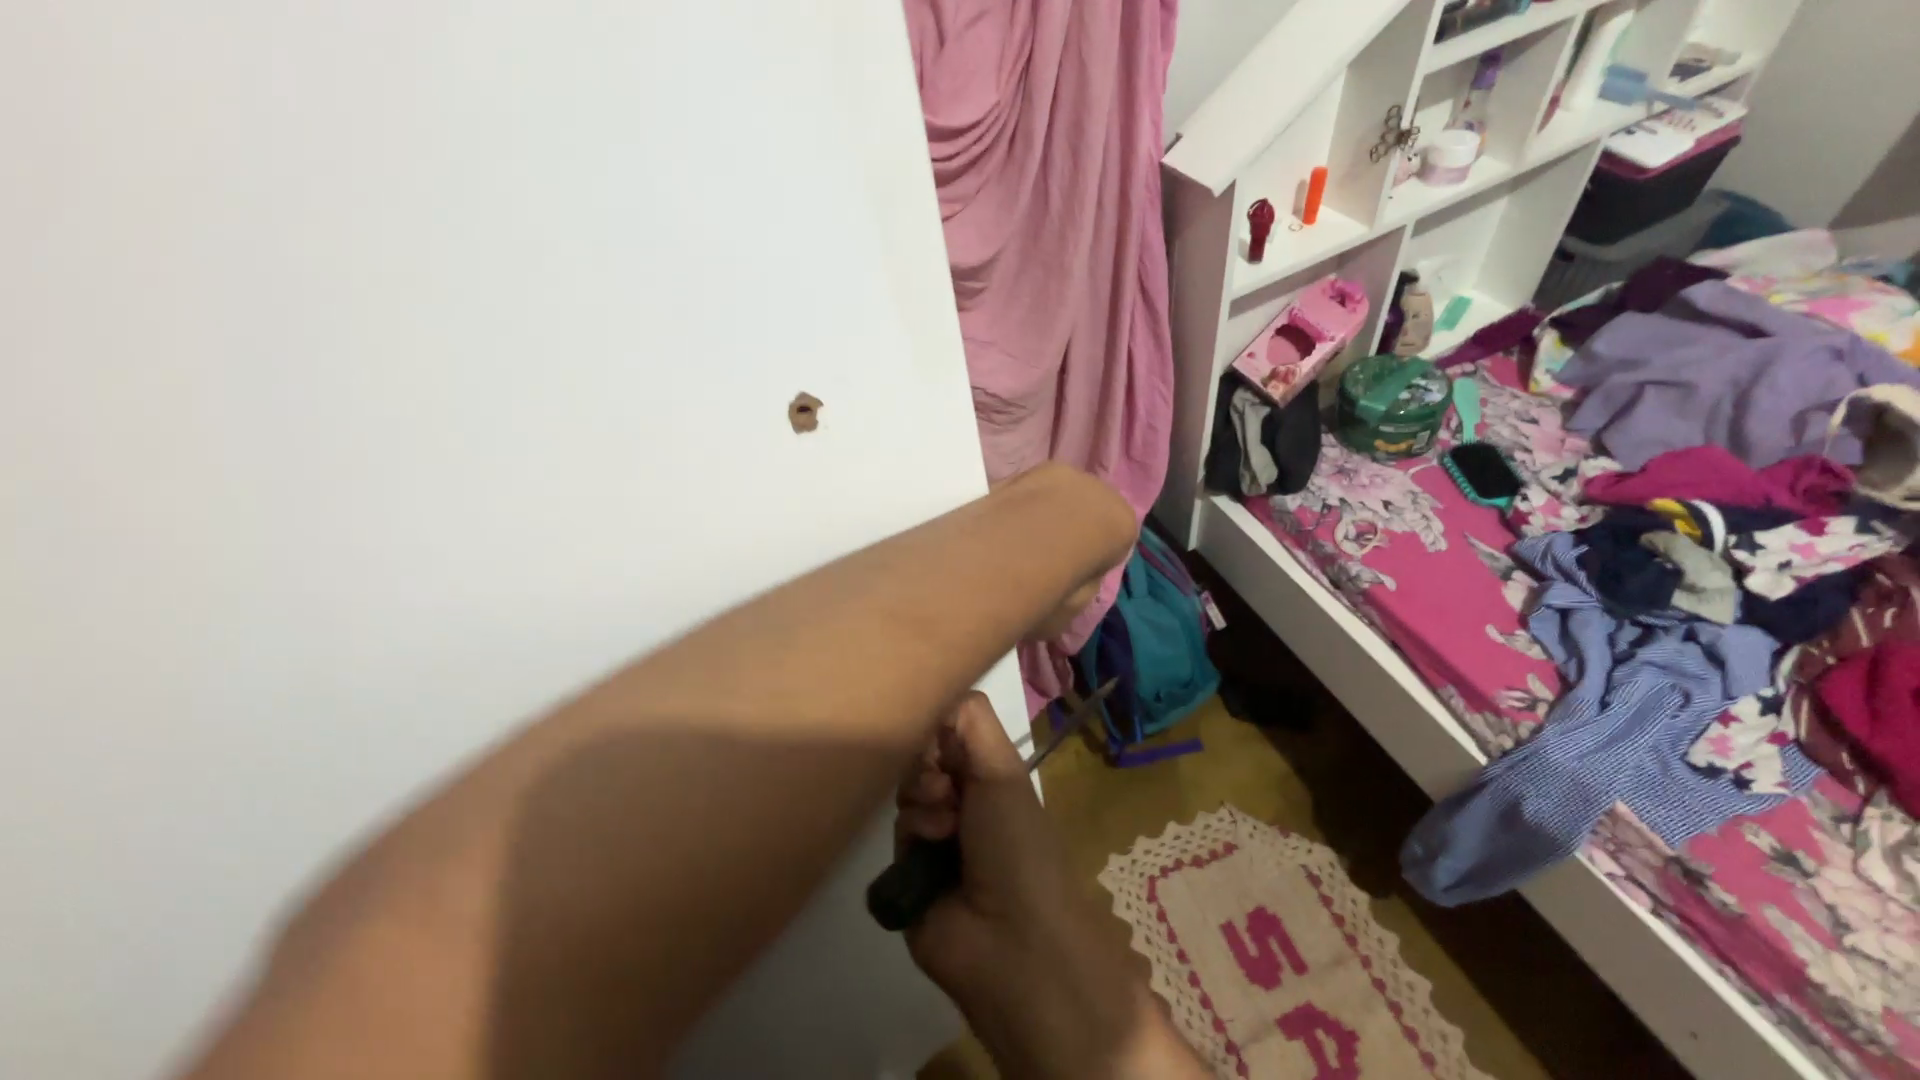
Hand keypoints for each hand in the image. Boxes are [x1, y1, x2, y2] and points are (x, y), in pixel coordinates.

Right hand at [895, 694, 1208, 1078]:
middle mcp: (963, 805)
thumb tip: (937, 692)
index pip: (949, 734)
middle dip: (929, 770)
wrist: (1011, 940)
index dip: (939, 731)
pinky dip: (909, 839)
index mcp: (991, 779)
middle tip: (947, 791)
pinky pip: (893, 837)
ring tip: (944, 831)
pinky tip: (927, 855)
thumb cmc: (1017, 844)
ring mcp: (934, 841)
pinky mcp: (908, 875)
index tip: (941, 739)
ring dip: (922, 806)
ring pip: (904, 797)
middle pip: (921, 762)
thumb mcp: (1004, 770)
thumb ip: (971, 720)